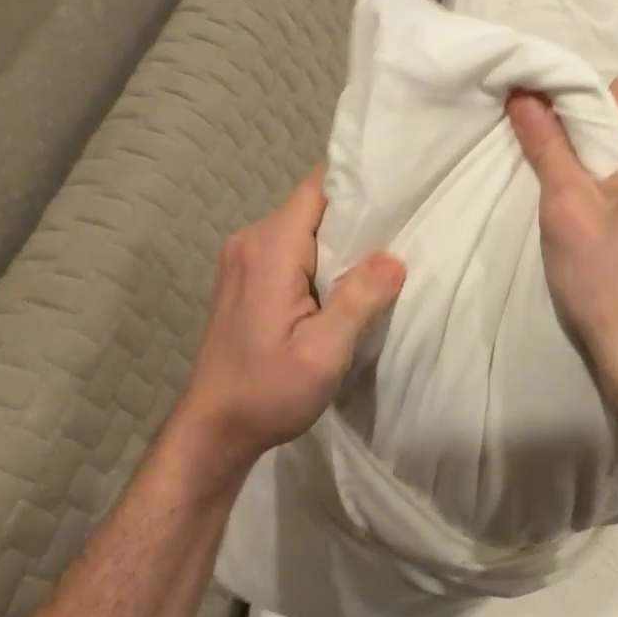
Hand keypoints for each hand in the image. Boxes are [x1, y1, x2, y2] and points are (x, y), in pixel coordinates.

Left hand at [175, 168, 404, 478]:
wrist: (215, 428)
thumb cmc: (268, 392)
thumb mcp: (324, 352)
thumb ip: (358, 299)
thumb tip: (396, 257)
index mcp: (269, 250)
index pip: (318, 188)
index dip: (360, 188)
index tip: (401, 201)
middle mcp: (250, 243)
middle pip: (313, 206)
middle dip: (358, 219)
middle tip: (402, 240)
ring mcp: (242, 260)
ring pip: (304, 229)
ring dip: (341, 244)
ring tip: (380, 266)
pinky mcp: (245, 279)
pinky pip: (291, 250)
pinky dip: (322, 260)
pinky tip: (344, 288)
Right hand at [507, 75, 617, 412]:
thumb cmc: (606, 279)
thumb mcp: (567, 203)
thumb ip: (546, 139)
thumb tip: (522, 89)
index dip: (584, 115)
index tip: (567, 159)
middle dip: (599, 140)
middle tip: (578, 188)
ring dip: (611, 163)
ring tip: (594, 208)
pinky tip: (613, 219)